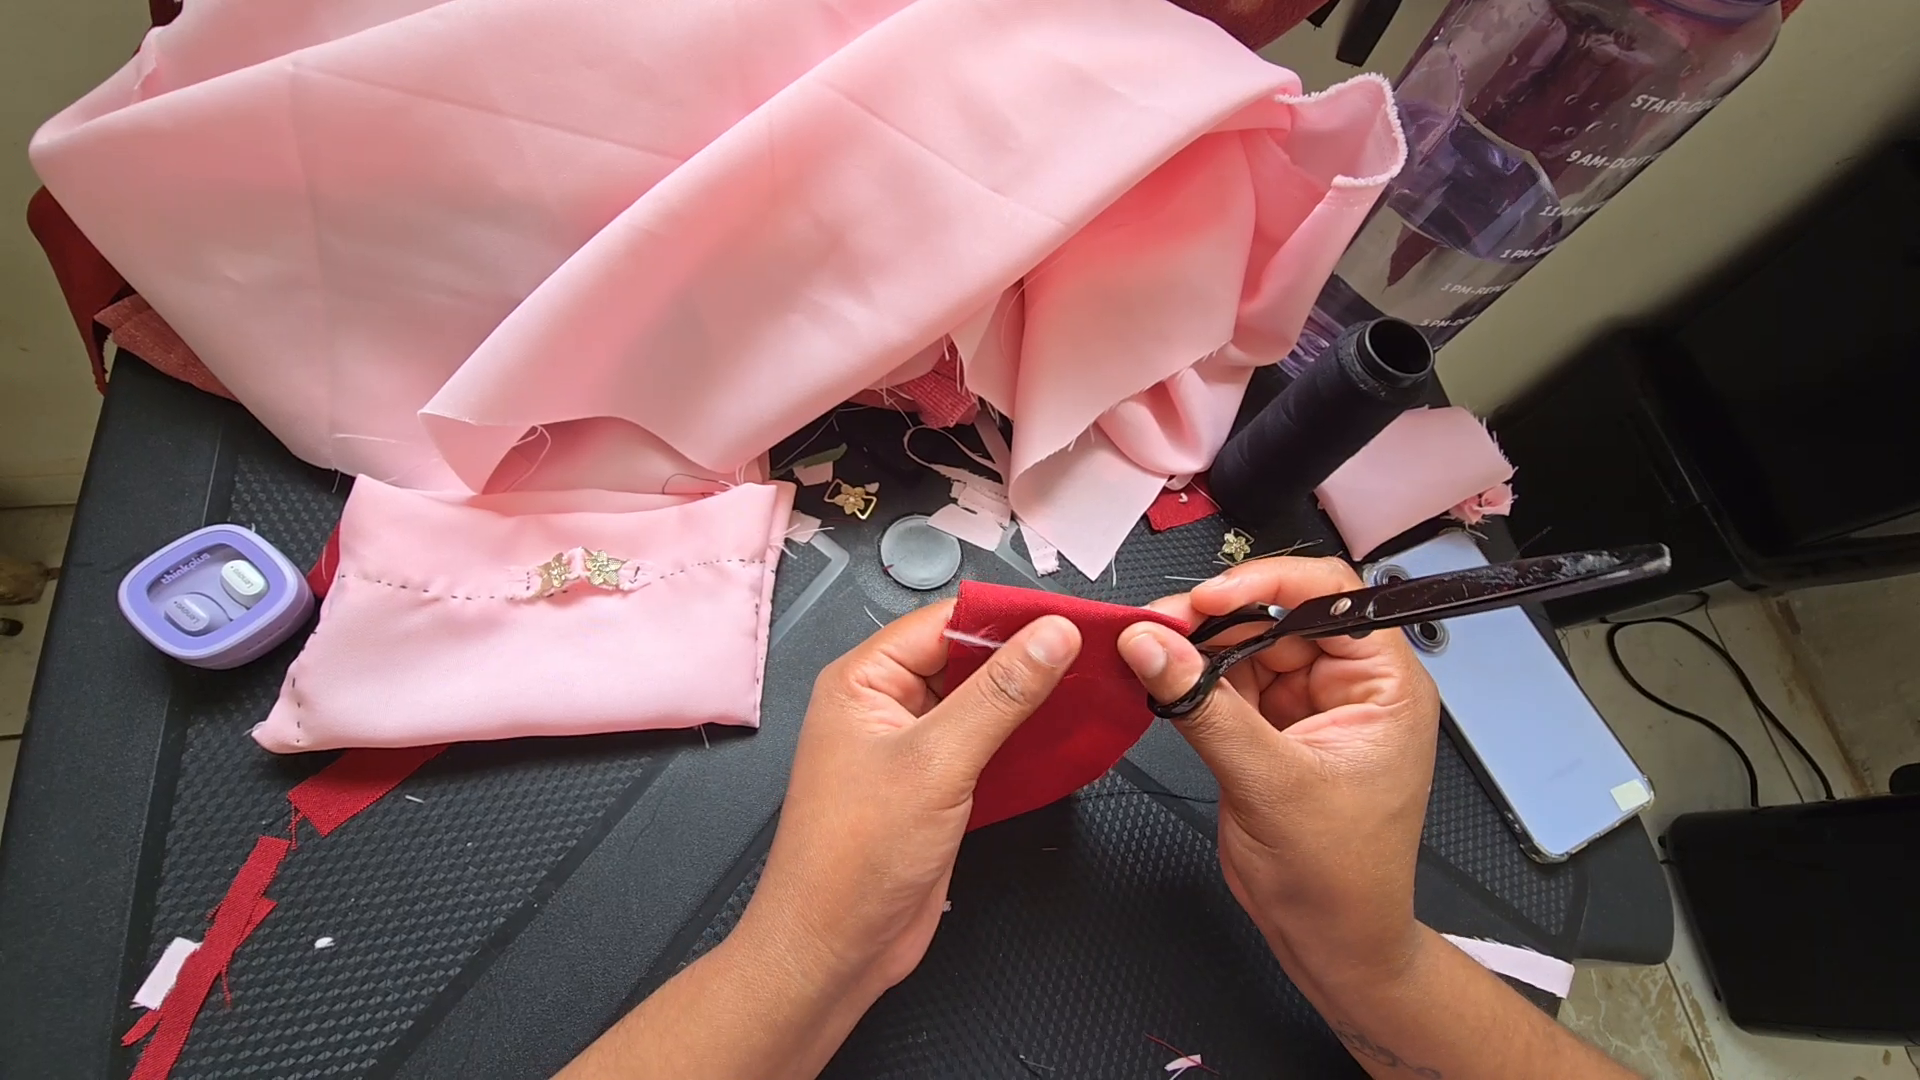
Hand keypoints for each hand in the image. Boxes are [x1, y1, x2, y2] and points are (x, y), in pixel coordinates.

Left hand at [739, 601, 1081, 1005]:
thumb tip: (1052, 634)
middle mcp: (885, 700)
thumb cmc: (857, 856)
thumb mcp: (937, 762)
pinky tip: (1062, 730)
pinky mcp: (935, 779)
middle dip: (1023, 655)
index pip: (945, 622)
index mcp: (864, 678)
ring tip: (1088, 684)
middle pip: (965, 657)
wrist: (835, 952)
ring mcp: (912, 742)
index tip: (1070, 618)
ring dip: (1027, 696)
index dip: (1007, 617)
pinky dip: (1019, 734)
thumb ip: (1000, 694)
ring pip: (979, 698)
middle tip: (1090, 651)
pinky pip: (983, 738)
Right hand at [1116, 557, 1439, 987]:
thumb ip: (1205, 708)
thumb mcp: (1271, 784)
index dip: (1269, 585)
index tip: (1209, 600)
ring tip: (1148, 647)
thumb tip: (1150, 644)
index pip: (1332, 597)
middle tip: (1157, 626)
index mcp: (1381, 684)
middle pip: (1273, 614)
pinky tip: (1158, 673)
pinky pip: (1218, 678)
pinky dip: (1186, 675)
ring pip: (1239, 643)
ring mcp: (1297, 700)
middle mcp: (1341, 681)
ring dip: (1193, 644)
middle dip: (1214, 618)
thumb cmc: (1335, 876)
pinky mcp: (1260, 721)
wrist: (1323, 939)